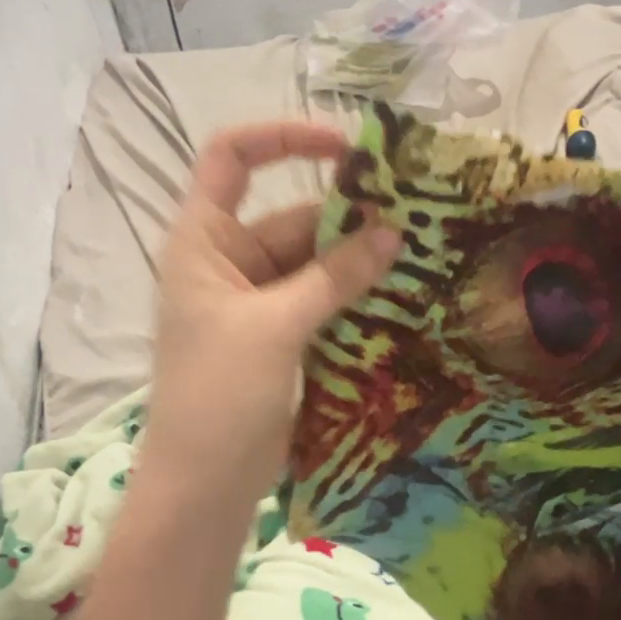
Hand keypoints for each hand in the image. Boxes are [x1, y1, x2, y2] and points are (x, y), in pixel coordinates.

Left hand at [143, 122, 401, 506]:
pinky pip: (319, 303)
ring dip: (356, 262)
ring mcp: (254, 304)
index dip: (283, 138)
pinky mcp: (278, 340)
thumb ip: (333, 276)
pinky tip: (397, 297)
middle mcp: (227, 262)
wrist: (205, 481)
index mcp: (204, 240)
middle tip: (414, 222)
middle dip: (346, 218)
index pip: (232, 159)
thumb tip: (391, 233)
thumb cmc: (219, 393)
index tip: (346, 149)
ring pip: (312, 265)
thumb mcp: (275, 326)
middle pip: (290, 217)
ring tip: (417, 257)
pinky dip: (352, 298)